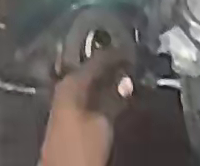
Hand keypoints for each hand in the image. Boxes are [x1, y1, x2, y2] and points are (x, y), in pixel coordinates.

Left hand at [37, 49, 132, 165]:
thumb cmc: (80, 149)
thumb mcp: (102, 125)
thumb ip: (114, 99)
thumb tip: (126, 80)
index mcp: (72, 82)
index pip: (97, 60)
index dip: (116, 55)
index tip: (134, 51)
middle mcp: (67, 86)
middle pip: (93, 70)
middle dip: (112, 67)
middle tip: (133, 63)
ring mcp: (66, 102)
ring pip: (91, 84)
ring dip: (108, 82)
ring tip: (129, 78)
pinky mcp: (70, 118)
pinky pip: (89, 97)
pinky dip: (103, 95)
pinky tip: (116, 97)